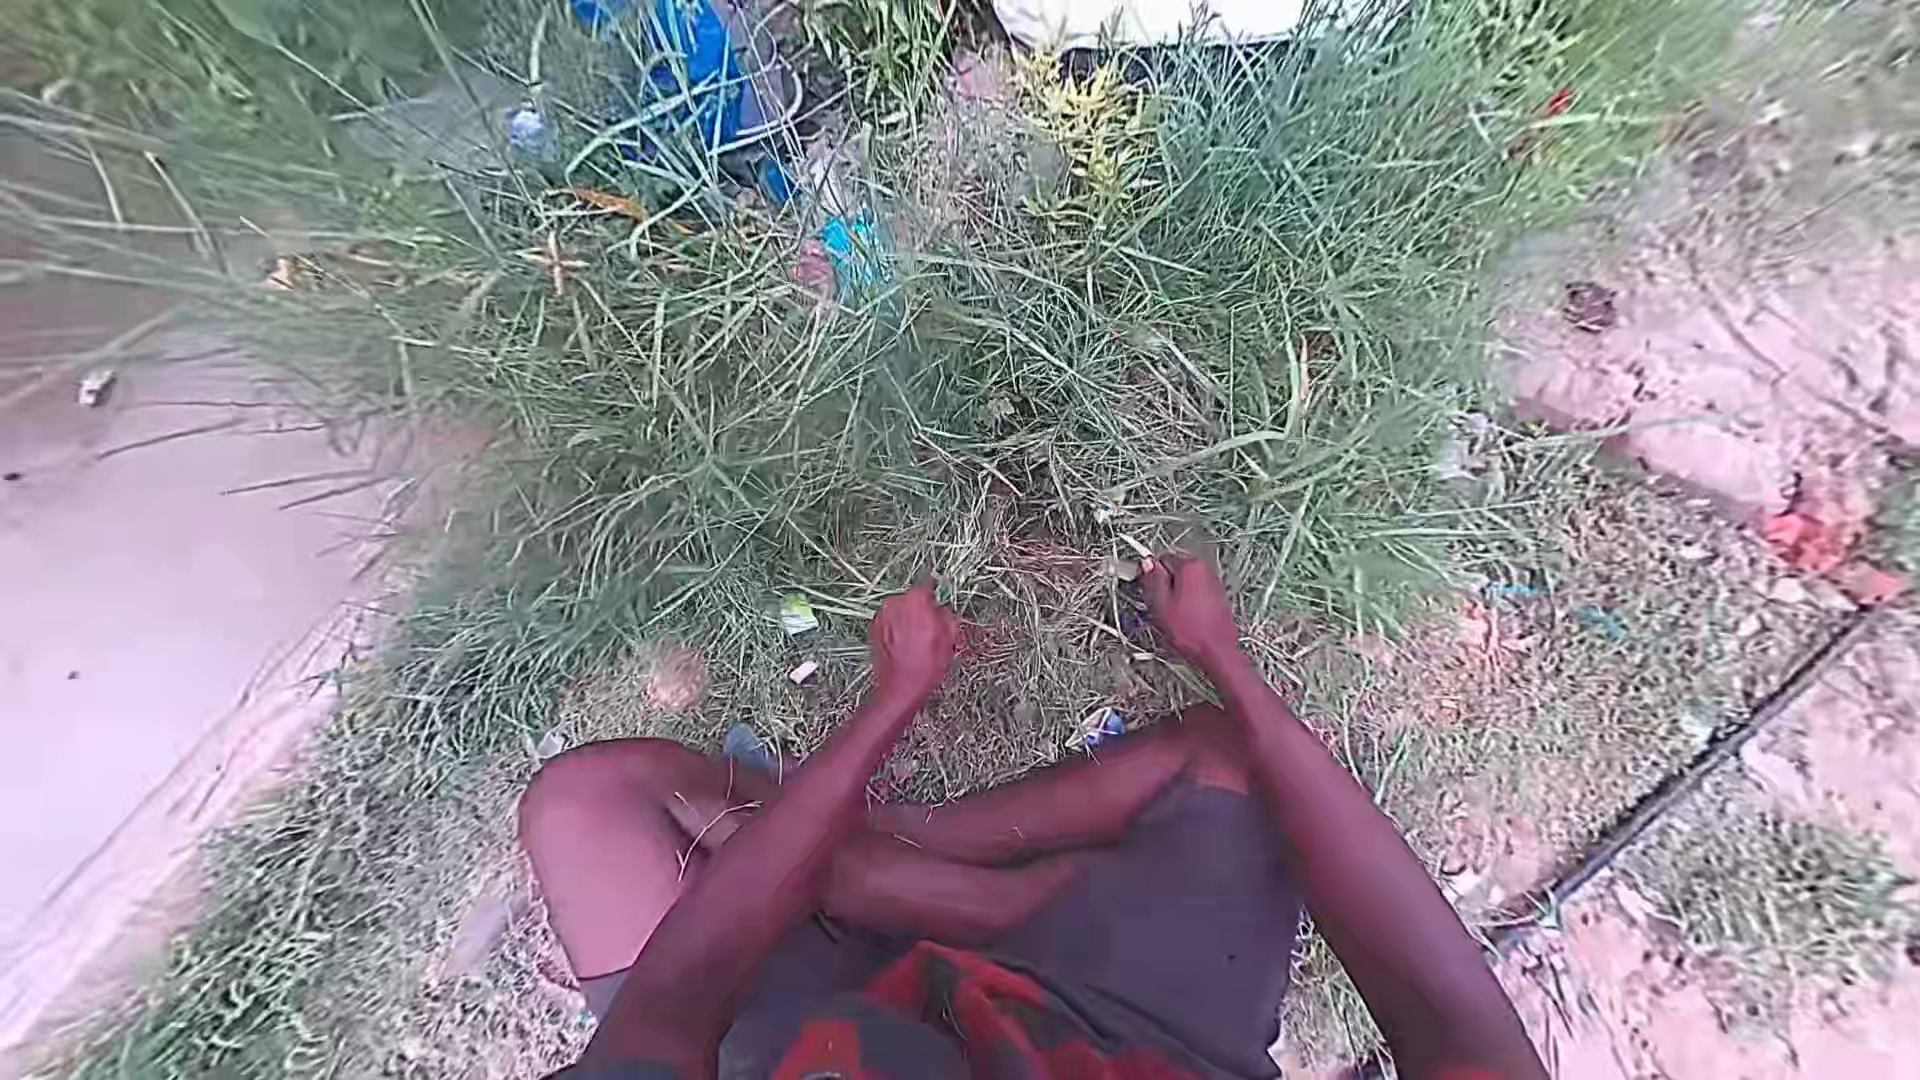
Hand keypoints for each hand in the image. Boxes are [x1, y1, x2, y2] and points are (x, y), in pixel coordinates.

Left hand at [869, 580, 959, 704]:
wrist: (901, 687)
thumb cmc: (924, 665)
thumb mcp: (949, 638)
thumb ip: (947, 615)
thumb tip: (944, 610)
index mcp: (915, 601)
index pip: (926, 585)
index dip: (935, 592)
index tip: (939, 596)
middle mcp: (895, 604)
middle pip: (911, 598)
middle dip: (921, 608)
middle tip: (931, 626)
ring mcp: (882, 616)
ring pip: (900, 609)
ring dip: (908, 618)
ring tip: (918, 638)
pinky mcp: (874, 629)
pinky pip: (890, 621)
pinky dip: (897, 627)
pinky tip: (906, 643)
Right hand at [1139, 554, 1242, 668]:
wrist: (1218, 655)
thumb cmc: (1192, 633)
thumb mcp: (1160, 604)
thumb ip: (1152, 580)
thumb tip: (1147, 565)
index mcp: (1191, 567)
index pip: (1161, 559)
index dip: (1148, 574)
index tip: (1144, 587)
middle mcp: (1206, 572)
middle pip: (1174, 572)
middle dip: (1163, 587)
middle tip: (1157, 606)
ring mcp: (1214, 586)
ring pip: (1184, 585)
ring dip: (1175, 598)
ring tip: (1171, 617)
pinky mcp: (1218, 601)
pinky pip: (1195, 596)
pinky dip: (1187, 606)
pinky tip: (1183, 622)